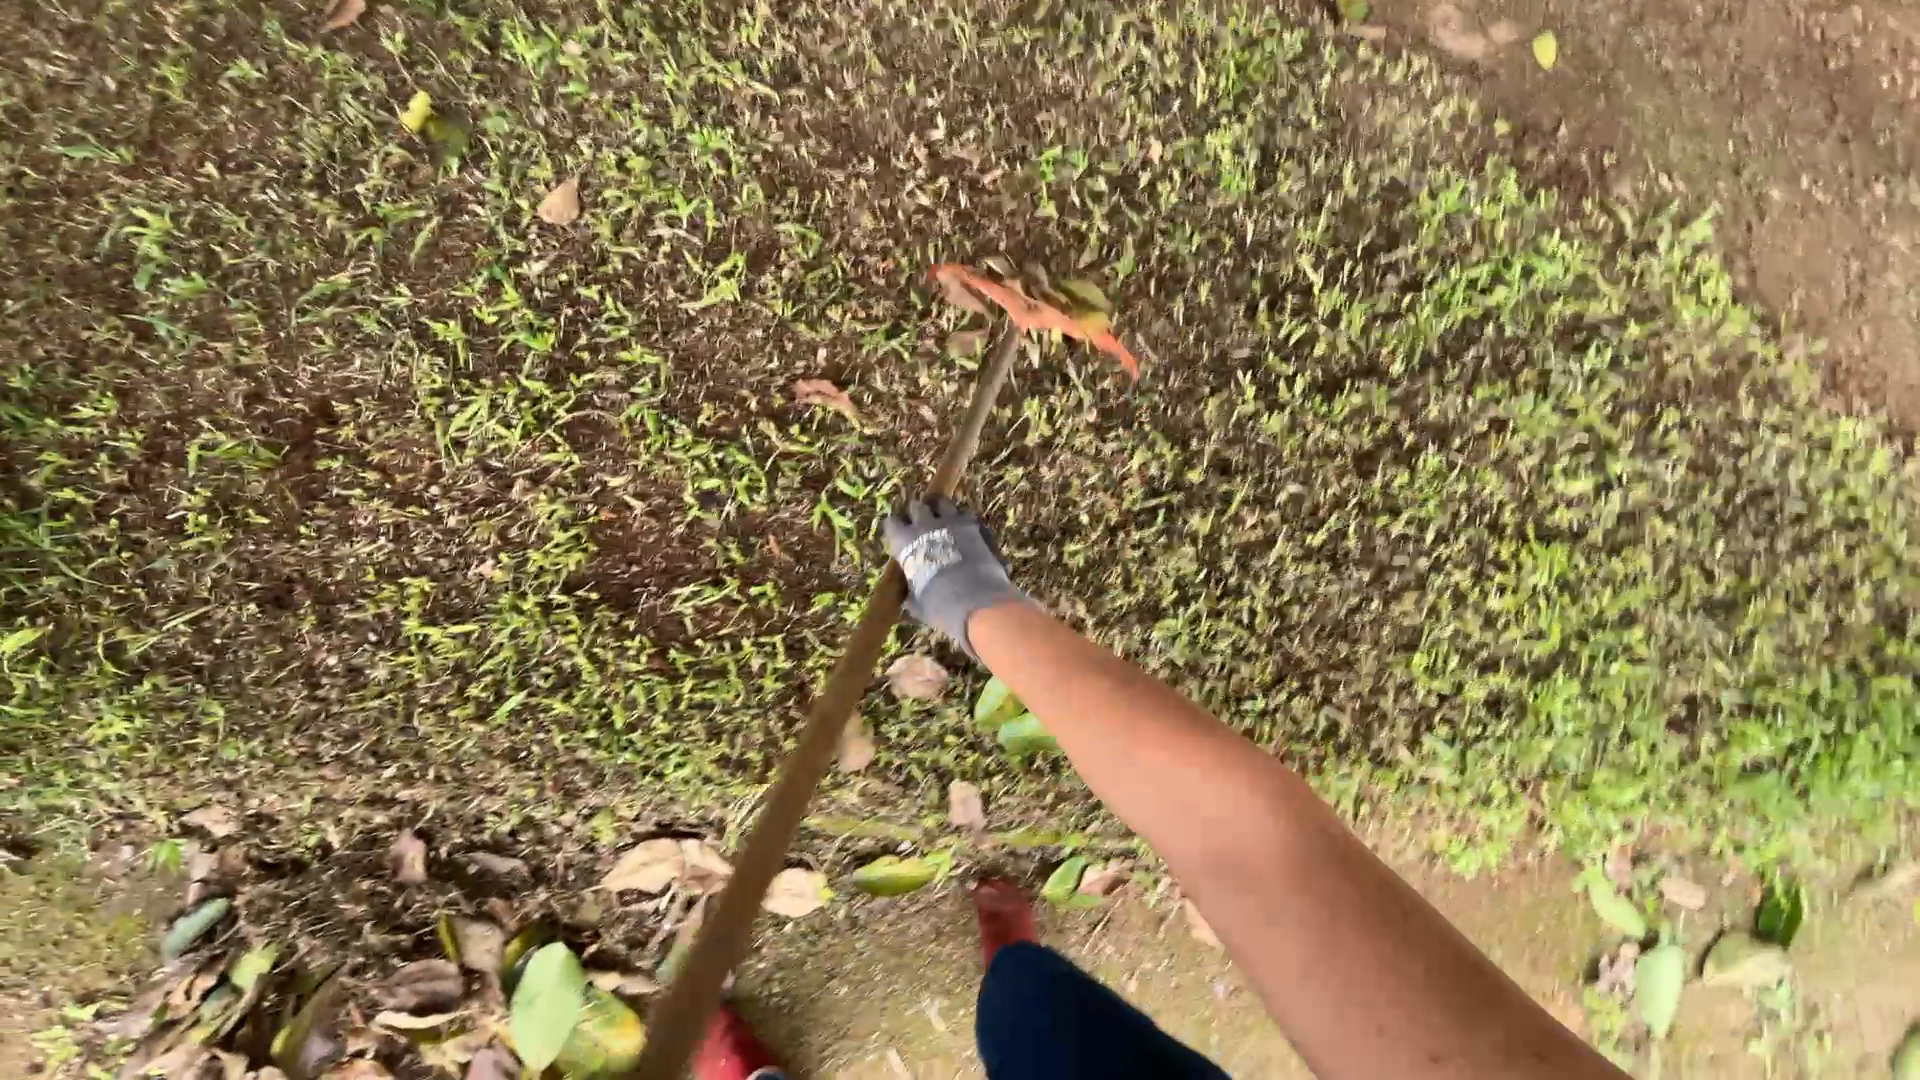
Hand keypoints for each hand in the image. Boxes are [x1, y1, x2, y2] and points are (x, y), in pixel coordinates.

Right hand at [882, 497, 1029, 657]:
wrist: (976, 602)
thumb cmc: (939, 605)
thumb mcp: (918, 603)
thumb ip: (912, 593)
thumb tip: (909, 598)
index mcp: (904, 542)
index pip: (892, 524)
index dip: (895, 527)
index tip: (898, 533)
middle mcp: (925, 525)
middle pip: (917, 506)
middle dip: (917, 512)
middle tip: (921, 523)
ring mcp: (951, 522)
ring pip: (942, 502)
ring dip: (940, 508)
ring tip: (943, 518)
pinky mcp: (974, 526)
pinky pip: (965, 514)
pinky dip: (963, 519)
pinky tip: (965, 529)